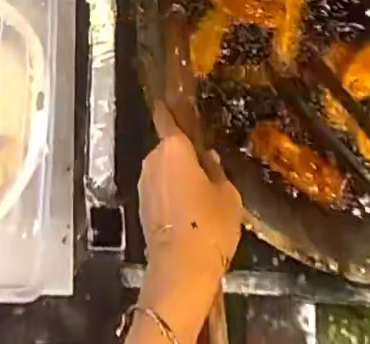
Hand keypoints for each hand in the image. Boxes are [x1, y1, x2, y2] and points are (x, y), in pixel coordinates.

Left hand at [130, 112, 241, 343]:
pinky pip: (158, 190)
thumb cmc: (209, 224)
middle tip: (204, 172)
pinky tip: (186, 214)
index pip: (166, 118)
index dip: (168, 109)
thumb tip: (210, 160)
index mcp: (174, 147)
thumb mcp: (228, 196)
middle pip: (168, 149)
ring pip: (162, 171)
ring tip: (198, 198)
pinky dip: (169, 196)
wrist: (181, 267)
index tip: (169, 101)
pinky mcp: (141, 204)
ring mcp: (144, 181)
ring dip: (175, 178)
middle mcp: (153, 158)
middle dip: (182, 157)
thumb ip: (218, 172)